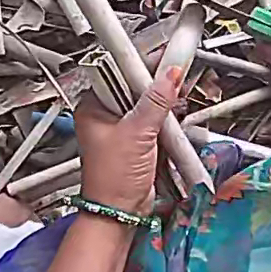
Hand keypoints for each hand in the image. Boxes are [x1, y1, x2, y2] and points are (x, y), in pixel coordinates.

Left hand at [74, 66, 181, 214]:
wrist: (120, 214)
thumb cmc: (112, 180)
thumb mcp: (136, 134)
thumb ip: (156, 102)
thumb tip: (170, 75)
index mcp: (94, 106)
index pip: (118, 72)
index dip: (142, 64)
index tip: (165, 58)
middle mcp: (107, 114)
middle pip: (137, 86)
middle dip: (159, 86)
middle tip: (176, 83)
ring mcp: (124, 127)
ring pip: (150, 104)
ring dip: (166, 107)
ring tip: (175, 109)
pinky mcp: (139, 141)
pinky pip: (157, 122)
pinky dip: (168, 122)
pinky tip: (174, 125)